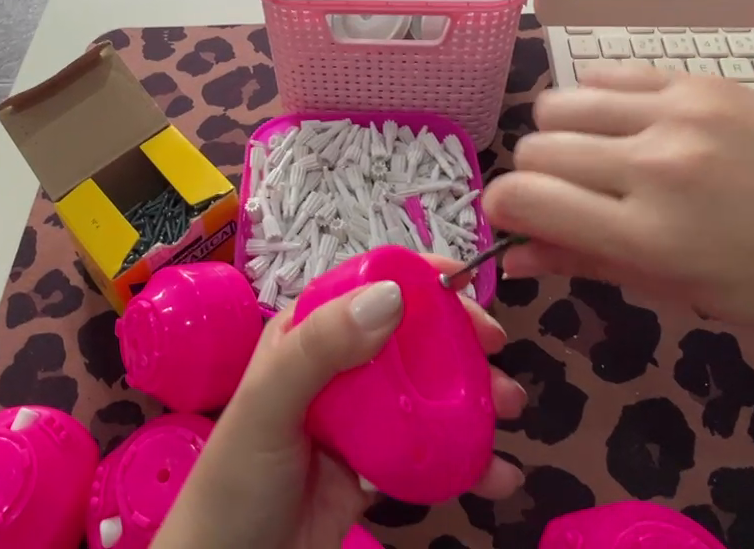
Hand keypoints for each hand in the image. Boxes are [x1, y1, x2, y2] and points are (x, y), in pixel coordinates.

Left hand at [153, 262, 524, 548]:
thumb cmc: (240, 472)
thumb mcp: (271, 401)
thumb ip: (322, 346)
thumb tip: (392, 296)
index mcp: (308, 333)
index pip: (365, 287)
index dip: (415, 278)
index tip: (464, 281)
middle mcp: (339, 366)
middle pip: (408, 336)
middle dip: (458, 336)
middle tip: (499, 348)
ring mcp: (361, 417)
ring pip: (428, 391)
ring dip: (474, 394)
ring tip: (512, 407)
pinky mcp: (377, 467)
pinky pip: (431, 452)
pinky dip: (468, 460)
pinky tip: (499, 475)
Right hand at [482, 63, 753, 348]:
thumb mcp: (695, 295)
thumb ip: (595, 266)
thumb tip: (518, 253)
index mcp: (653, 237)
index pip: (521, 199)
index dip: (504, 212)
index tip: (521, 222)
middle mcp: (652, 164)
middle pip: (533, 148)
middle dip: (536, 179)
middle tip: (575, 200)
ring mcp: (675, 112)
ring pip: (557, 104)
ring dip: (562, 136)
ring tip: (603, 159)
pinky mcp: (698, 80)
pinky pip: (605, 74)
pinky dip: (598, 102)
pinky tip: (632, 126)